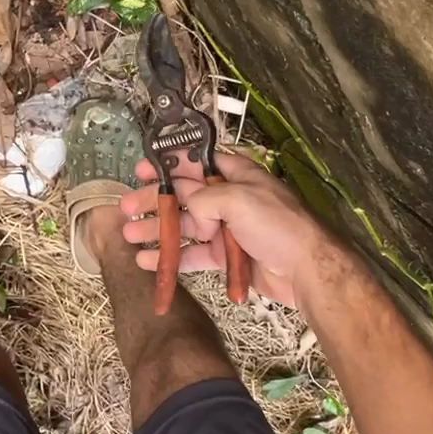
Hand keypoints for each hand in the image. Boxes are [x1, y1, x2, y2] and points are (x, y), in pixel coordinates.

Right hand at [118, 151, 365, 311]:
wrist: (305, 270)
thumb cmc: (279, 226)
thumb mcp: (239, 199)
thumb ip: (204, 198)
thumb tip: (190, 210)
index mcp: (236, 176)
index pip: (196, 163)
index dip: (168, 165)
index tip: (143, 170)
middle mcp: (229, 199)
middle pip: (183, 196)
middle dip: (154, 201)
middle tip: (127, 208)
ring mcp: (227, 228)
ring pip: (184, 226)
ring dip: (157, 230)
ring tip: (131, 236)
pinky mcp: (226, 255)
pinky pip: (193, 254)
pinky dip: (171, 257)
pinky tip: (149, 261)